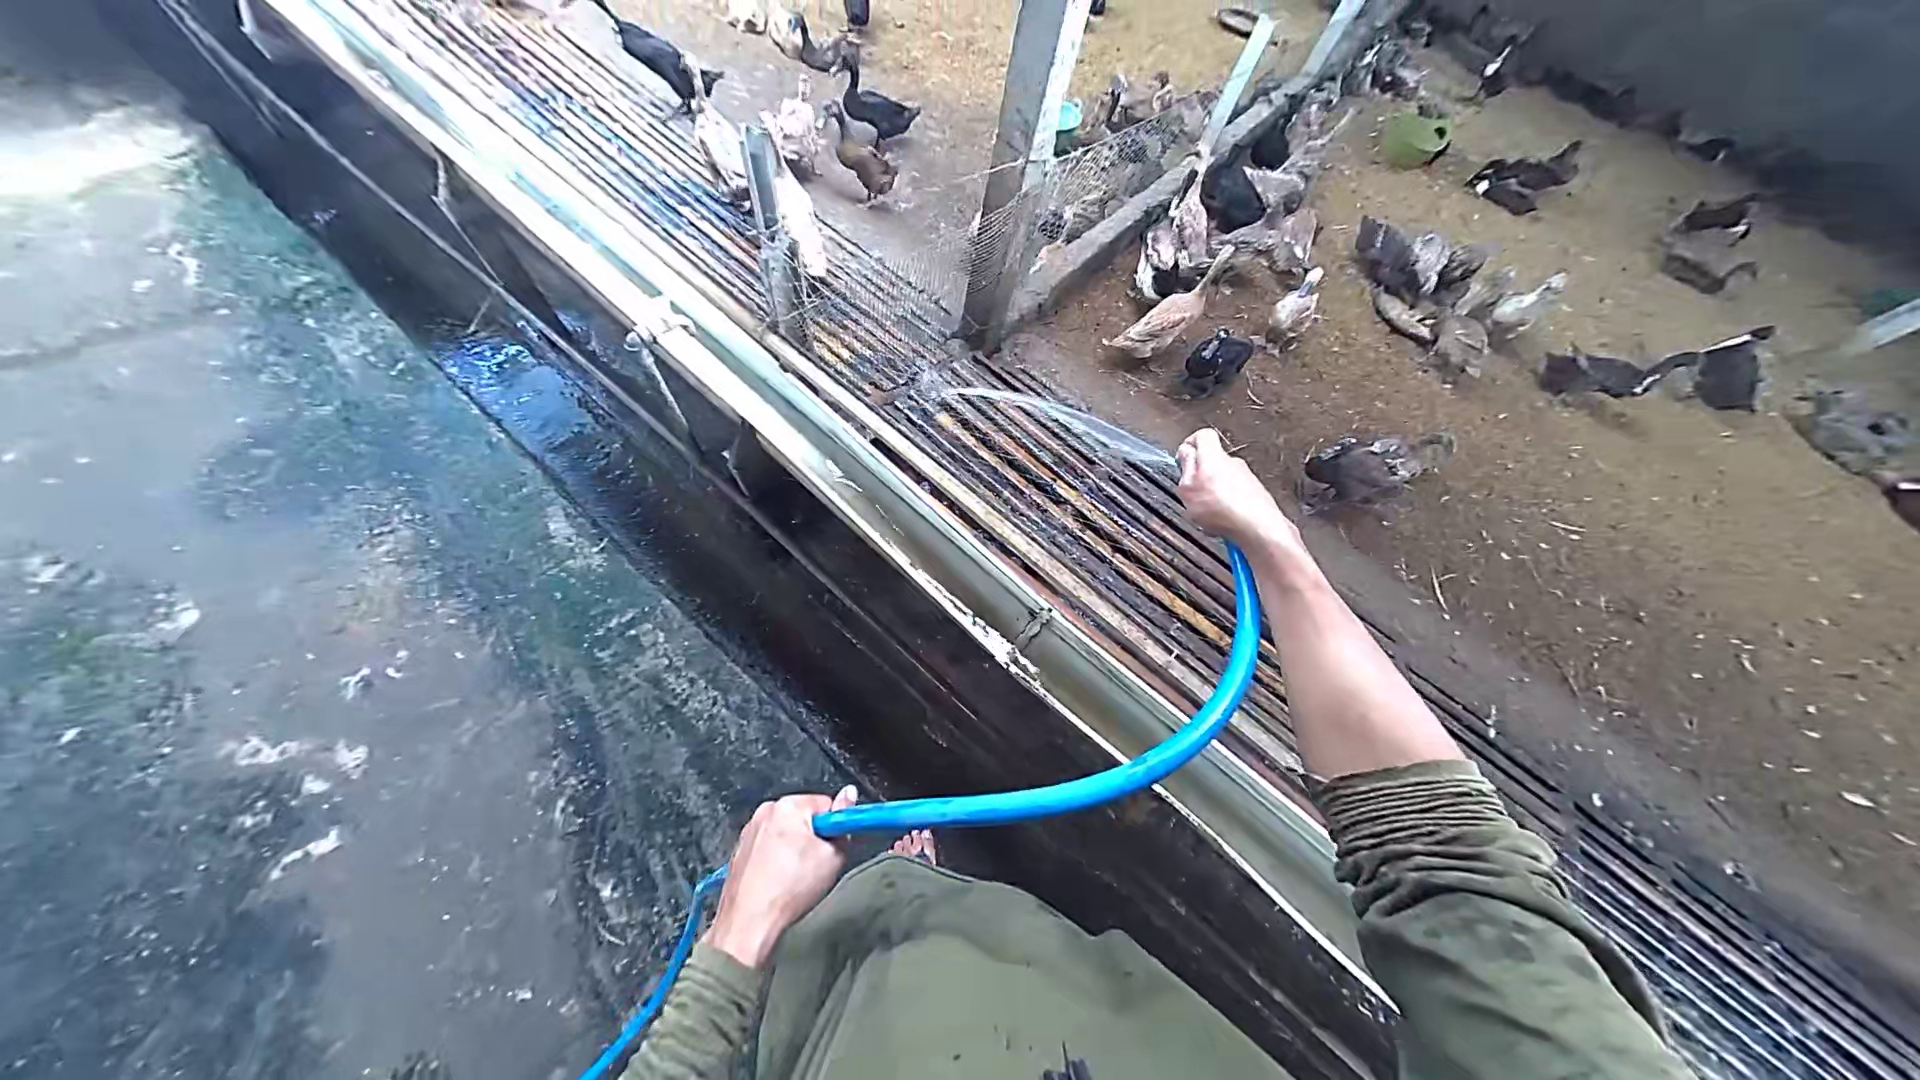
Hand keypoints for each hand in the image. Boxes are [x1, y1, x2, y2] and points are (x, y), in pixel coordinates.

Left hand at [702, 786, 856, 968]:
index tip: (836, 846)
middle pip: (805, 818)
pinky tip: (781, 884)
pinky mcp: (740, 853)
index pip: (827, 804)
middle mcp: (765, 812)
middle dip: (815, 839)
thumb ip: (844, 822)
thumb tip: (849, 795)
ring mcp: (749, 833)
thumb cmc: (786, 891)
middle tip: (818, 865)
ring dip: (795, 852)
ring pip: (786, 835)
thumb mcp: (833, 857)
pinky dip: (777, 863)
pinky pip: (769, 850)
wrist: (747, 926)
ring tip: (797, 879)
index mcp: (788, 806)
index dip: (836, 828)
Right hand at [1177, 429, 1304, 556]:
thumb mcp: (1187, 488)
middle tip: (1192, 493)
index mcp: (1214, 456)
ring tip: (1208, 512)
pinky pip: (1234, 496)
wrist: (1257, 528)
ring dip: (1213, 494)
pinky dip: (1226, 506)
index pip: (1202, 435)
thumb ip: (1185, 466)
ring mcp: (1246, 478)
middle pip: (1212, 460)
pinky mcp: (1255, 495)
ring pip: (1223, 480)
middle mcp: (1233, 463)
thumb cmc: (1223, 509)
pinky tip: (1222, 521)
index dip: (1189, 445)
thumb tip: (1184, 452)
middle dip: (1200, 476)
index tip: (1182, 460)